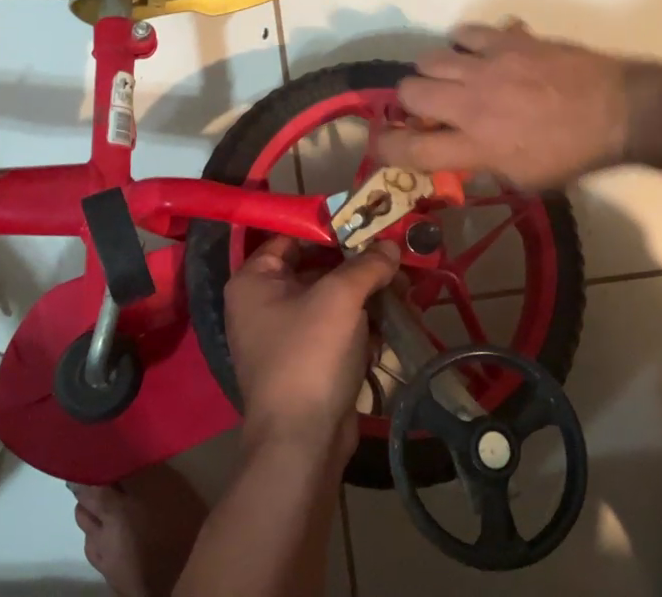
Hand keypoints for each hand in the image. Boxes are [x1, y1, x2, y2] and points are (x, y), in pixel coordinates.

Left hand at [225, 237, 401, 458]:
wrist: (302, 441)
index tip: (370, 221)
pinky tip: (393, 324)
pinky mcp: (308, 363)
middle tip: (397, 256)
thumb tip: (390, 246)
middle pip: (317, 269)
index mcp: (255, 281)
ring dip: (368, 296)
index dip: (331, 228)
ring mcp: (285, 336)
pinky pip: (337, 331)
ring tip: (406, 289)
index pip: (292, 237)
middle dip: (359, 265)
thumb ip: (366, 264)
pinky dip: (363, 326)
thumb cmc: (310, 354)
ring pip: (333, 301)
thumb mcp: (340, 297)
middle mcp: (263, 304)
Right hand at [375, 21, 637, 188]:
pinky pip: (465, 32)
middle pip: (410, 92)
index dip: (387, 148)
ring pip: (430, 58)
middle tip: (429, 107)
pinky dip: (464, 44)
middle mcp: (472, 103)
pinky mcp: (507, 40)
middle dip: (410, 102)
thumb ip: (483, 164)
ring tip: (454, 77)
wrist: (620, 111)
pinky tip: (479, 53)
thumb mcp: (525, 178)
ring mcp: (488, 66)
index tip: (382, 145)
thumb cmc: (574, 154)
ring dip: (434, 71)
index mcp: (476, 145)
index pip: (411, 148)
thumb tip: (459, 152)